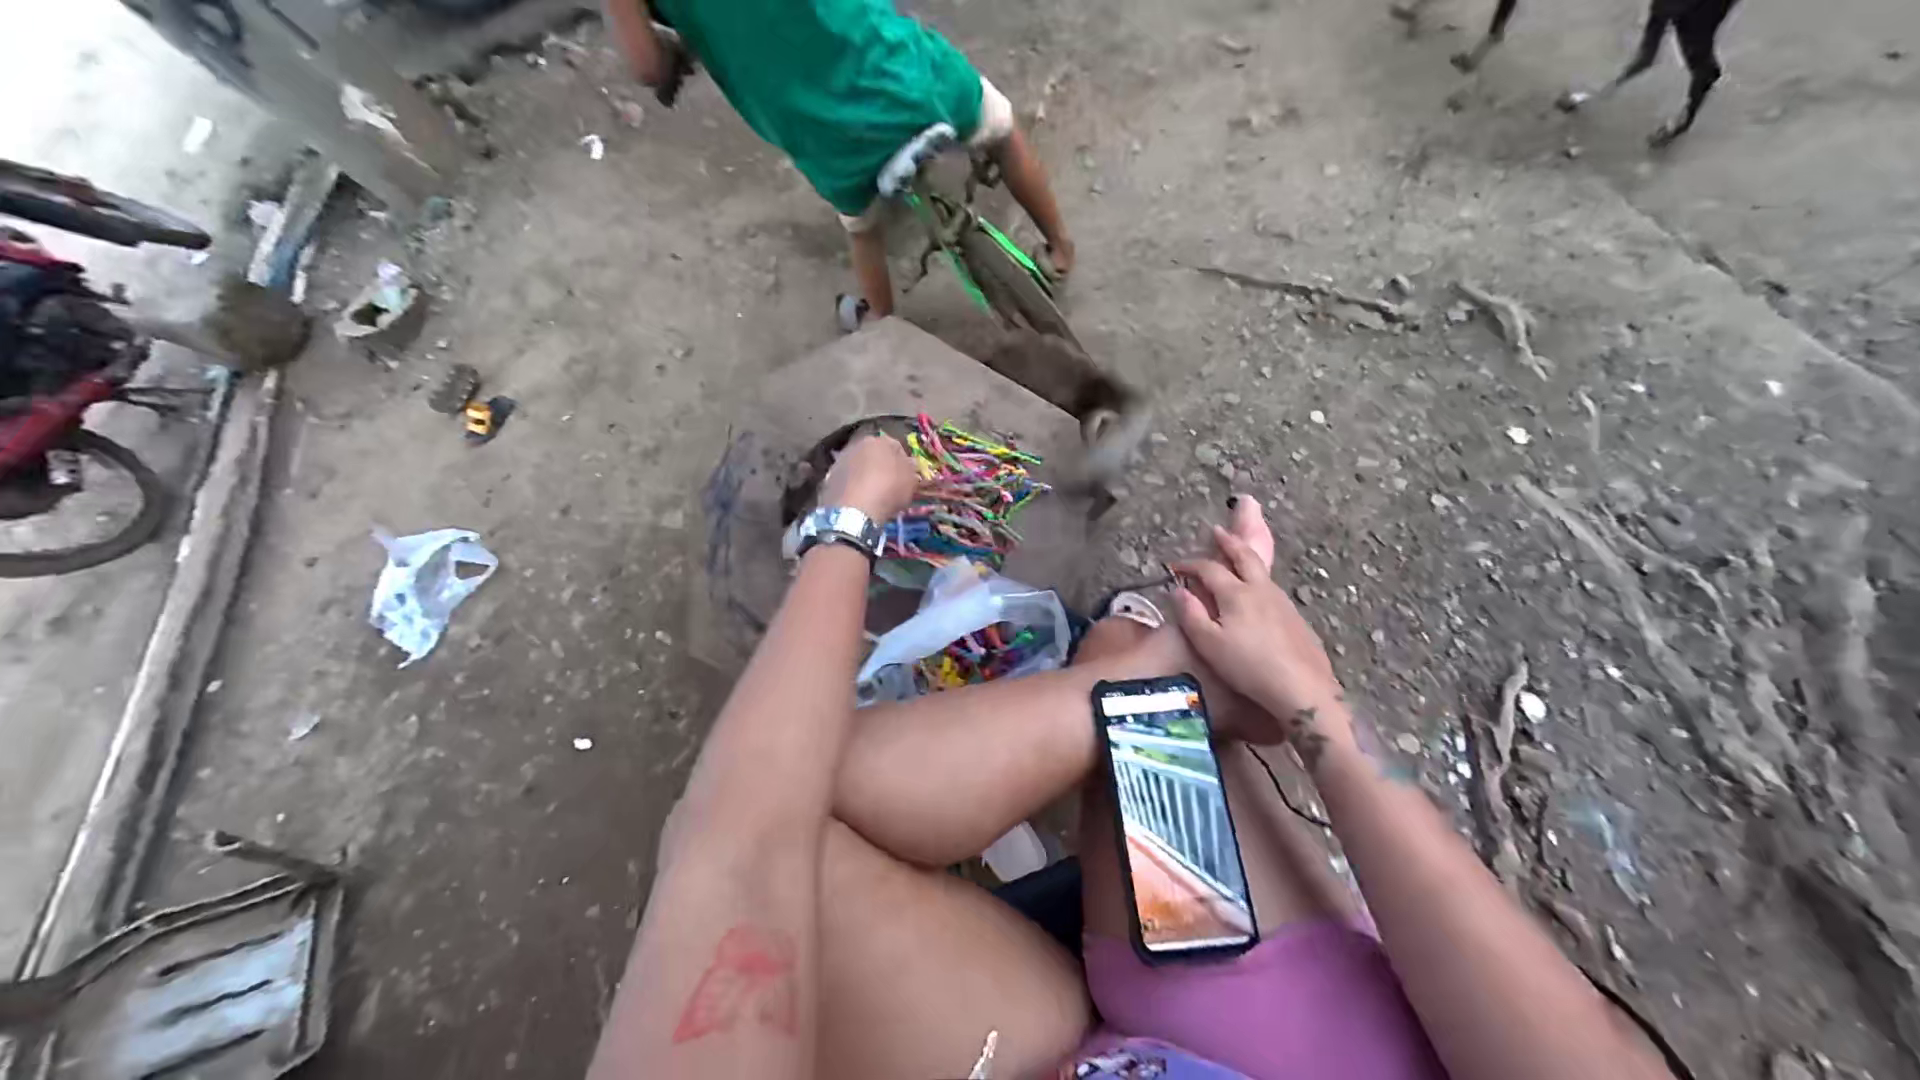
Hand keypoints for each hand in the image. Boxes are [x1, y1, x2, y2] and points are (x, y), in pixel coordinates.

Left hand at [820, 433, 916, 522]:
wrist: (854, 510)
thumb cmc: (888, 490)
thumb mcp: (910, 481)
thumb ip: (911, 468)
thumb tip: (908, 462)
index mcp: (879, 440)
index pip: (896, 446)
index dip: (902, 461)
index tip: (905, 476)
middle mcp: (857, 444)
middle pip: (873, 453)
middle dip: (880, 465)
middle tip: (888, 483)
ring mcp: (840, 460)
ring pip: (857, 465)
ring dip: (864, 474)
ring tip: (871, 493)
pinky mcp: (828, 476)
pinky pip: (846, 479)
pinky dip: (851, 485)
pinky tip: (857, 498)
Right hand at [1170, 526, 1351, 759]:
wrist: (1303, 689)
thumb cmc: (1248, 667)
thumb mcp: (1207, 643)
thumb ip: (1190, 613)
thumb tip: (1178, 590)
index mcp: (1236, 593)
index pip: (1208, 568)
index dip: (1189, 564)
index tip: (1174, 566)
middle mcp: (1261, 590)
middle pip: (1244, 556)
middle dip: (1229, 541)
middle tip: (1217, 531)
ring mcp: (1283, 603)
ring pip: (1261, 571)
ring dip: (1245, 557)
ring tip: (1235, 556)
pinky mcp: (1296, 619)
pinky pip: (1272, 589)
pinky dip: (1258, 579)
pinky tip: (1256, 594)